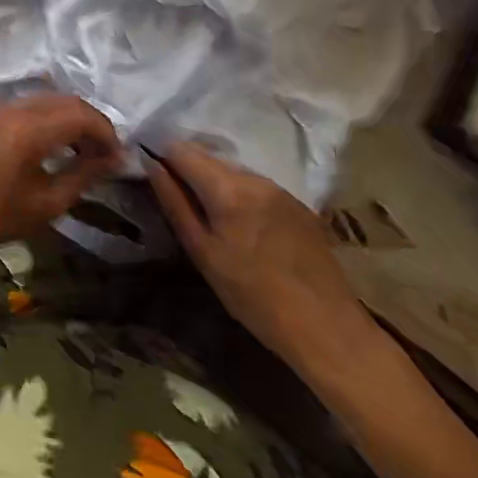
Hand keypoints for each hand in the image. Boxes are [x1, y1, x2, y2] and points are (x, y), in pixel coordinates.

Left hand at [0, 95, 121, 248]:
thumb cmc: (4, 213)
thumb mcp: (52, 201)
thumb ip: (86, 174)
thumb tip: (116, 159)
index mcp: (30, 131)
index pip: (82, 115)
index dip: (107, 133)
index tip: (119, 157)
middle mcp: (18, 111)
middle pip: (70, 102)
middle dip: (95, 124)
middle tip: (109, 152)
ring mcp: (6, 109)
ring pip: (55, 100)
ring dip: (78, 119)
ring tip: (92, 150)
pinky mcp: (1, 115)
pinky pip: (39, 104)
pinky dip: (59, 117)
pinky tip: (67, 143)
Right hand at [146, 141, 376, 371]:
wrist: (326, 328)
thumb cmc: (251, 294)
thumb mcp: (200, 250)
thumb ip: (173, 202)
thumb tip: (152, 165)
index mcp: (228, 189)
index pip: (181, 149)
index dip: (160, 156)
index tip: (151, 174)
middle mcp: (256, 178)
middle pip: (208, 156)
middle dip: (186, 168)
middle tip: (175, 196)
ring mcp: (281, 190)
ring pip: (231, 169)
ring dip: (212, 181)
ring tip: (206, 212)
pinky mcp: (298, 204)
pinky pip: (254, 185)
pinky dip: (237, 193)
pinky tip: (239, 223)